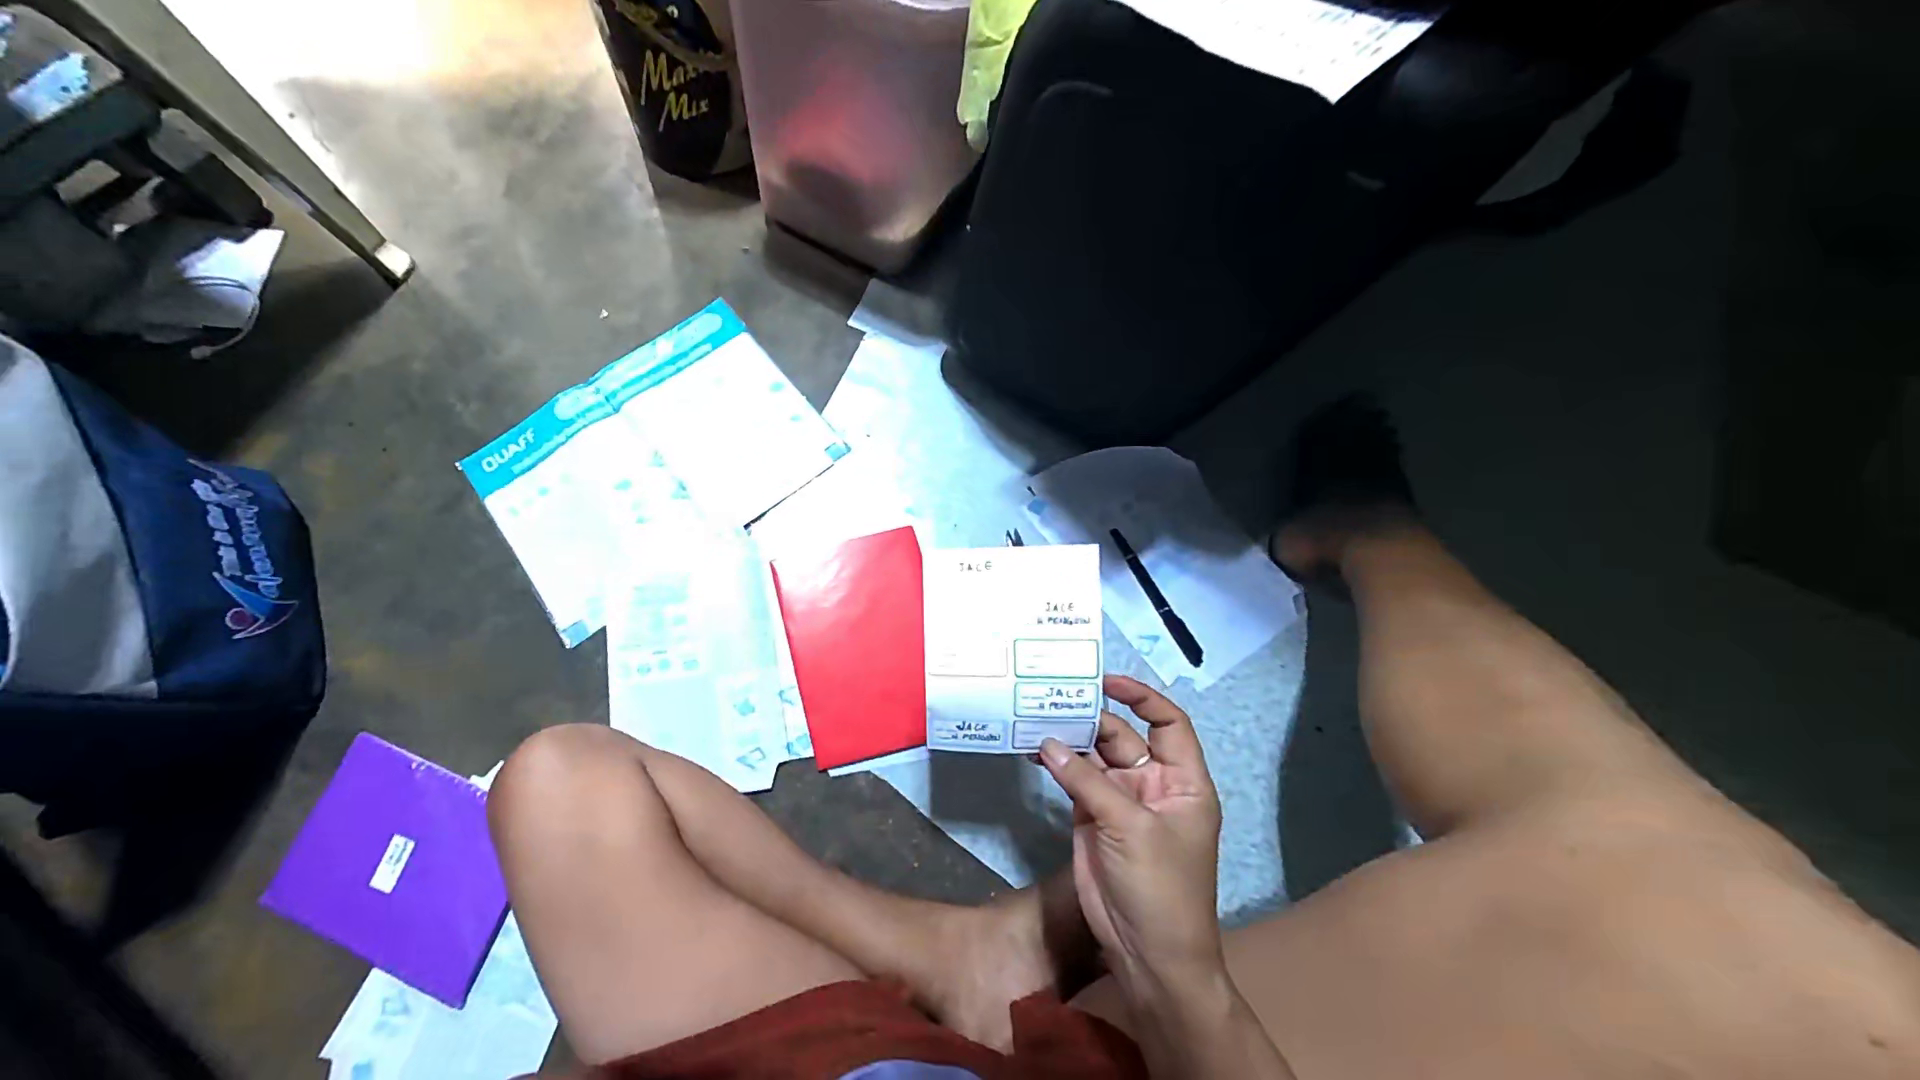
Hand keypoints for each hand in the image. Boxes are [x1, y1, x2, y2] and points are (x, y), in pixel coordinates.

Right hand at [1038, 675, 1224, 993]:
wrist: (1147, 954)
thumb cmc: (1161, 887)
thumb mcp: (1132, 828)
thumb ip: (1089, 781)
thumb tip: (1048, 742)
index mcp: (1182, 780)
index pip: (1168, 722)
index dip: (1142, 697)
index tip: (1107, 681)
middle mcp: (1152, 782)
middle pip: (1123, 735)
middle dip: (1092, 716)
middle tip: (1053, 698)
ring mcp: (1119, 800)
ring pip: (1093, 755)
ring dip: (1068, 738)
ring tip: (1035, 718)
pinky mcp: (1091, 817)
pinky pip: (1073, 780)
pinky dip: (1055, 764)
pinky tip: (1033, 750)